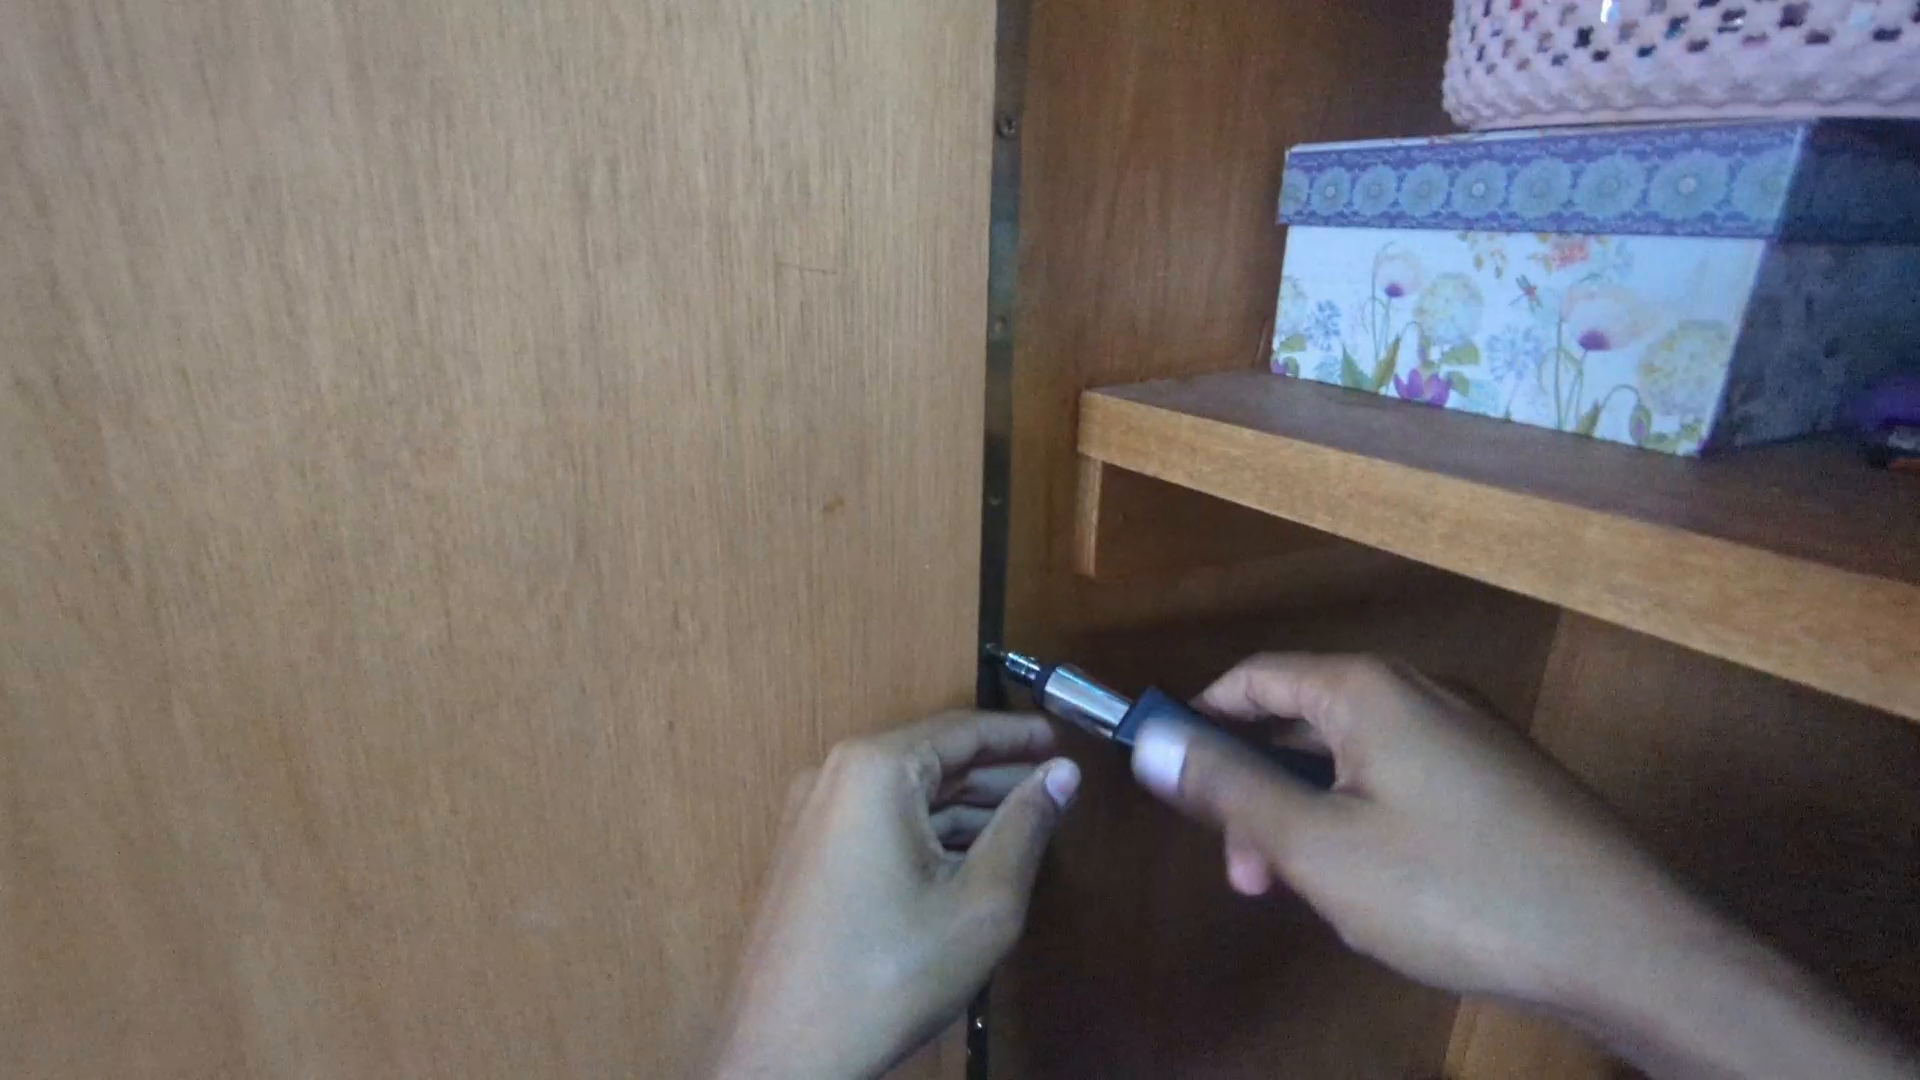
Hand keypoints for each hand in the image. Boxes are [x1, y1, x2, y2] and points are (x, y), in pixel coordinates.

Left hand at [709, 711, 1079, 1079]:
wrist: (781, 1056)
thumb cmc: (889, 973)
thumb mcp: (979, 902)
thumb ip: (1026, 826)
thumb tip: (1065, 774)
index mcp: (876, 768)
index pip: (963, 730)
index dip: (1018, 735)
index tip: (1061, 739)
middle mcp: (837, 772)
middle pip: (933, 758)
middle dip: (996, 773)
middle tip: (1053, 786)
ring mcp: (815, 810)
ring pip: (908, 792)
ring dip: (965, 804)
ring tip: (1024, 820)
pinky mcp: (808, 847)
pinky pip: (881, 819)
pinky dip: (928, 829)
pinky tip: (969, 853)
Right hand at [1130, 653, 1919, 1079]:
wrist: (1645, 958)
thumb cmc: (1456, 890)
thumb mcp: (1316, 846)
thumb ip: (1225, 788)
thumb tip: (1148, 743)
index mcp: (1364, 689)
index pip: (1252, 679)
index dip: (1202, 720)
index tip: (1175, 776)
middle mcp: (1414, 691)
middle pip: (1299, 723)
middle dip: (1259, 793)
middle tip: (1248, 872)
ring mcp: (1463, 732)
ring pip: (1348, 760)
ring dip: (1308, 817)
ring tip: (1314, 892)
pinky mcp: (1497, 776)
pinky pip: (1397, 780)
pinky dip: (1361, 821)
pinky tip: (1378, 888)